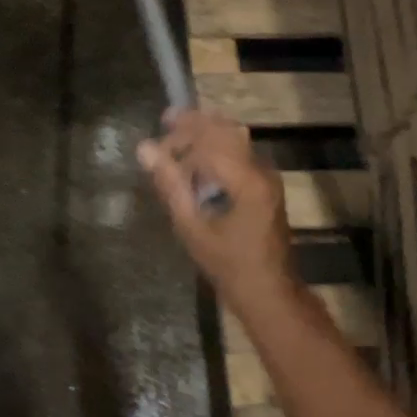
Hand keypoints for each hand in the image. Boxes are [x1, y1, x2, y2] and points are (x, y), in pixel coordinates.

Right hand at [138, 109, 295, 304]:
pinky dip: (217, 151)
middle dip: (195, 124)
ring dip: (206, 136)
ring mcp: (267, 178)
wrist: (270, 293)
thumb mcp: (192, 228)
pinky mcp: (266, 187)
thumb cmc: (229, 266)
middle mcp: (261, 170)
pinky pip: (240, 155)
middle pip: (226, 130)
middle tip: (165, 123)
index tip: (155, 138)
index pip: (210, 138)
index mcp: (246, 179)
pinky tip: (197, 165)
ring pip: (235, 139)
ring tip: (177, 141)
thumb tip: (146, 149)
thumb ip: (170, 185)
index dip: (181, 133)